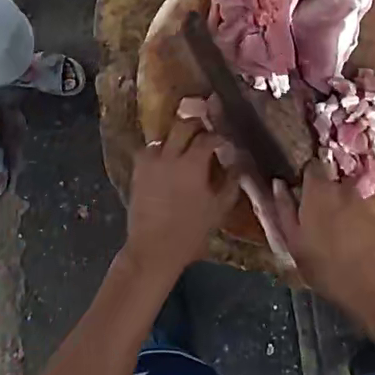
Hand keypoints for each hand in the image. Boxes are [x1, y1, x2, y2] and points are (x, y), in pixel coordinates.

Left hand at [125, 119, 239, 278]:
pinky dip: (160, 150)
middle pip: (183, 126)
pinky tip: (167, 159)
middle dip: (197, 125)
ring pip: (163, 135)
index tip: (225, 143)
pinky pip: (149, 150)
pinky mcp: (137, 172)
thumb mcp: (219, 207)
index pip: (208, 137)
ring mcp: (150, 163)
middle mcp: (170, 156)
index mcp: (193, 163)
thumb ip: (231, 182)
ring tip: (185, 145)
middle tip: (206, 133)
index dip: (218, 137)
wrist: (154, 249)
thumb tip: (237, 164)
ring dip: (176, 136)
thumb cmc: (191, 230)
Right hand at [274, 172, 374, 317]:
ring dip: (333, 208)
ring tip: (326, 233)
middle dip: (317, 195)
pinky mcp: (374, 214)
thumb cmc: (324, 264)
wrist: (371, 284)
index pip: (310, 165)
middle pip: (326, 183)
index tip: (295, 190)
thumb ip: (284, 208)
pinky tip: (343, 239)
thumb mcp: (294, 240)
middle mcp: (342, 187)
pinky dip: (347, 218)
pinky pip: (354, 209)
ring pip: (340, 197)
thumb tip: (278, 183)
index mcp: (319, 189)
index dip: (302, 176)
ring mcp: (361, 200)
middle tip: (308, 219)